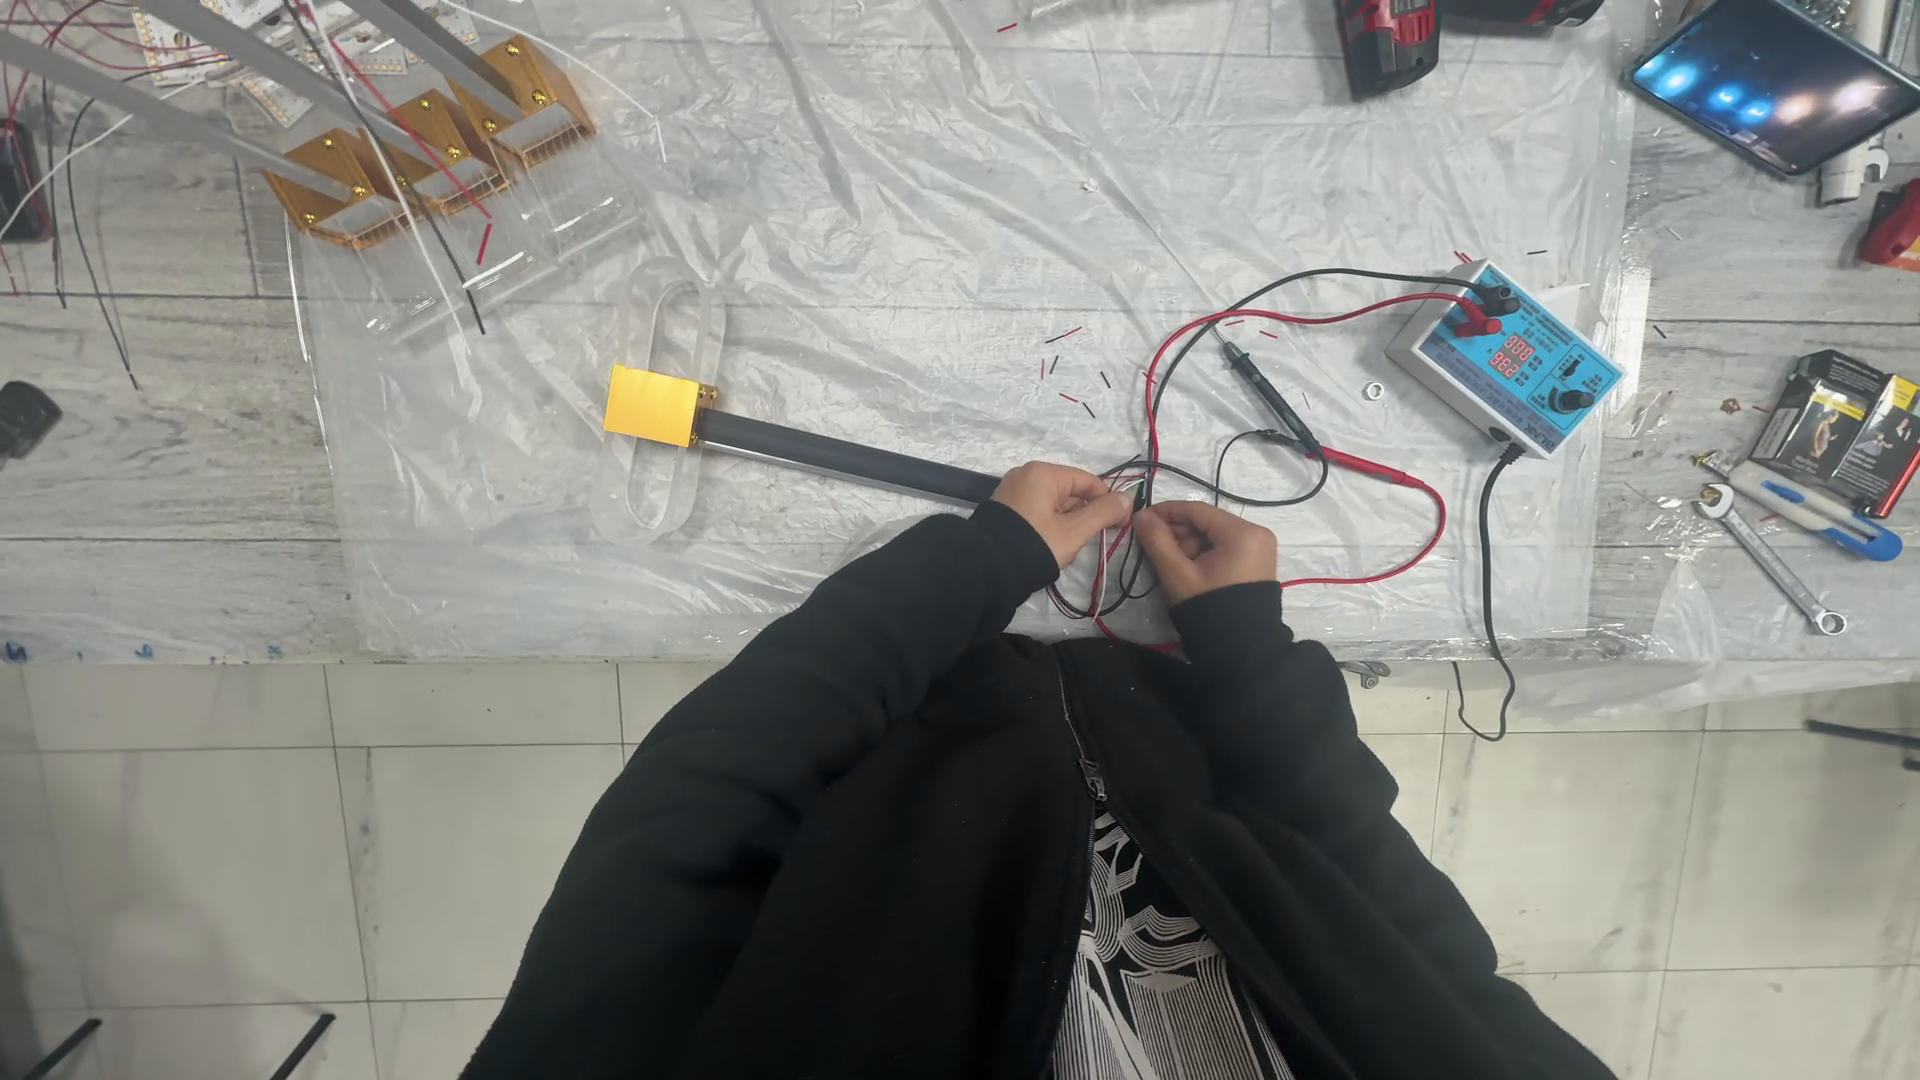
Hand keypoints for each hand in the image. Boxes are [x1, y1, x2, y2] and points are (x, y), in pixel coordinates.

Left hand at [990, 461, 1132, 568]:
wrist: (987, 568)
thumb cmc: (1036, 544)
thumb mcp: (1074, 531)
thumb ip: (1103, 513)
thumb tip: (1127, 498)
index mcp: (1043, 473)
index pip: (1087, 481)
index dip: (1107, 501)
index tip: (1119, 523)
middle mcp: (1026, 475)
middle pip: (1070, 493)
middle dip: (1081, 517)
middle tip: (1084, 542)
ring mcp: (1013, 491)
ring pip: (1054, 505)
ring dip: (1065, 526)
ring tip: (1060, 548)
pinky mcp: (1005, 509)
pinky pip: (1037, 512)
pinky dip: (1047, 527)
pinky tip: (1046, 547)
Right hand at [1133, 500, 1276, 607]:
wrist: (1239, 650)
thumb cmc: (1207, 607)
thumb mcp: (1177, 574)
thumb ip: (1157, 541)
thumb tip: (1140, 515)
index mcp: (1243, 532)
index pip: (1197, 510)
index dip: (1166, 511)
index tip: (1140, 518)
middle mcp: (1256, 533)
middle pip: (1206, 523)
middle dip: (1177, 532)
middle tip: (1151, 545)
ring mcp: (1259, 549)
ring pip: (1213, 536)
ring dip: (1188, 545)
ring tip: (1168, 562)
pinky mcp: (1256, 563)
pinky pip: (1223, 548)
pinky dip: (1202, 554)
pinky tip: (1186, 567)